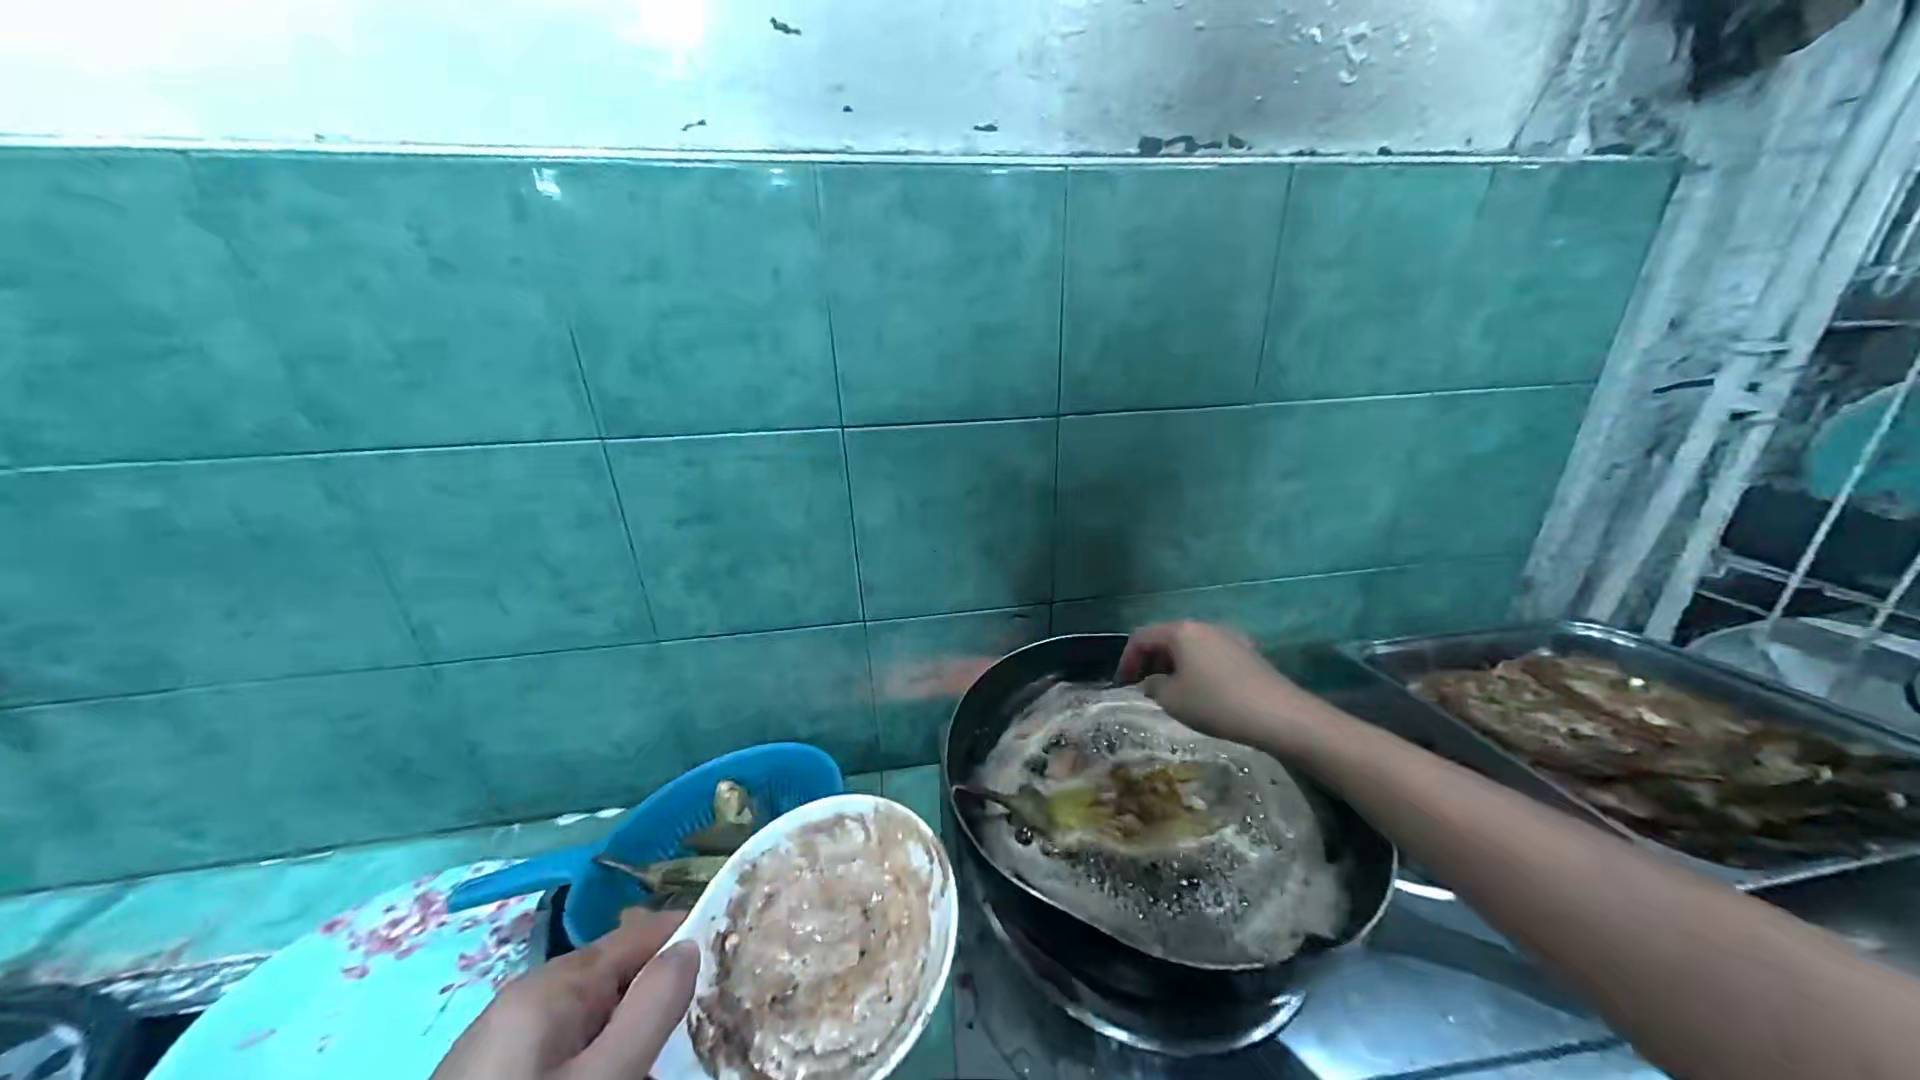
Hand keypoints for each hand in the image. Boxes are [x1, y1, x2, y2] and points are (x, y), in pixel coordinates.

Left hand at [431, 909, 697, 1079]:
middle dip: (662, 989)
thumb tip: (690, 946)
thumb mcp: (605, 1078)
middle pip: (617, 970)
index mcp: (553, 983)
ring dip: (632, 1026)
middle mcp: (526, 995)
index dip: (690, 937)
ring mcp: (504, 1036)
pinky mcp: (493, 1072)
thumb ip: (652, 1007)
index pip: (642, 932)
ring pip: (593, 1009)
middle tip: (704, 1018)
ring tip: (666, 1057)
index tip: (731, 957)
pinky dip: (598, 1051)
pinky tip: (616, 1073)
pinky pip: (563, 1042)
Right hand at [1117, 620, 1327, 752]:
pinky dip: (1195, 668)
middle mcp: (1203, 626)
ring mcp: (1228, 637)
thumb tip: (1150, 682)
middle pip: (1166, 637)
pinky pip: (1209, 654)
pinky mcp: (1247, 652)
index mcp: (1180, 630)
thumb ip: (1151, 686)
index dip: (1126, 660)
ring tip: (1169, 692)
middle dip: (1150, 661)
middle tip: (1143, 688)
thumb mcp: (1172, 699)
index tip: (1122, 685)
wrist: (1280, 715)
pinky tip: (1200, 692)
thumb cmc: (1216, 703)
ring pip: (1189, 646)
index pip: (1141, 637)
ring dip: (1173, 665)